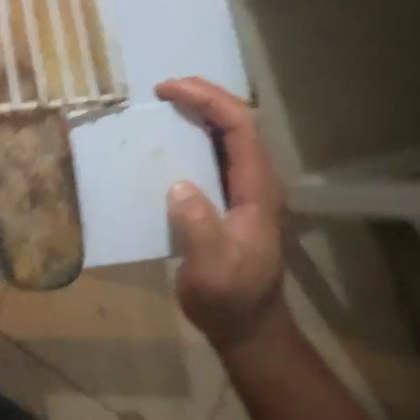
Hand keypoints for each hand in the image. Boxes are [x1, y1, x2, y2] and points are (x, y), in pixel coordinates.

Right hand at [158, 77, 288, 354]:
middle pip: (238, 120)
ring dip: (199, 110)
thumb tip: (179, 186)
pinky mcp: (232, 198)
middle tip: (162, 90)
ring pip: (229, 132)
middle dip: (203, 96)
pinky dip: (194, 132)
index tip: (168, 91)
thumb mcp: (212, 268)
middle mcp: (257, 180)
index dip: (207, 100)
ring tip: (164, 104)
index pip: (240, 126)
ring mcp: (246, 188)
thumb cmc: (231, 299)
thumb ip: (198, 226)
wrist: (248, 329)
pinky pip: (216, 151)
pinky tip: (169, 137)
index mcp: (258, 188)